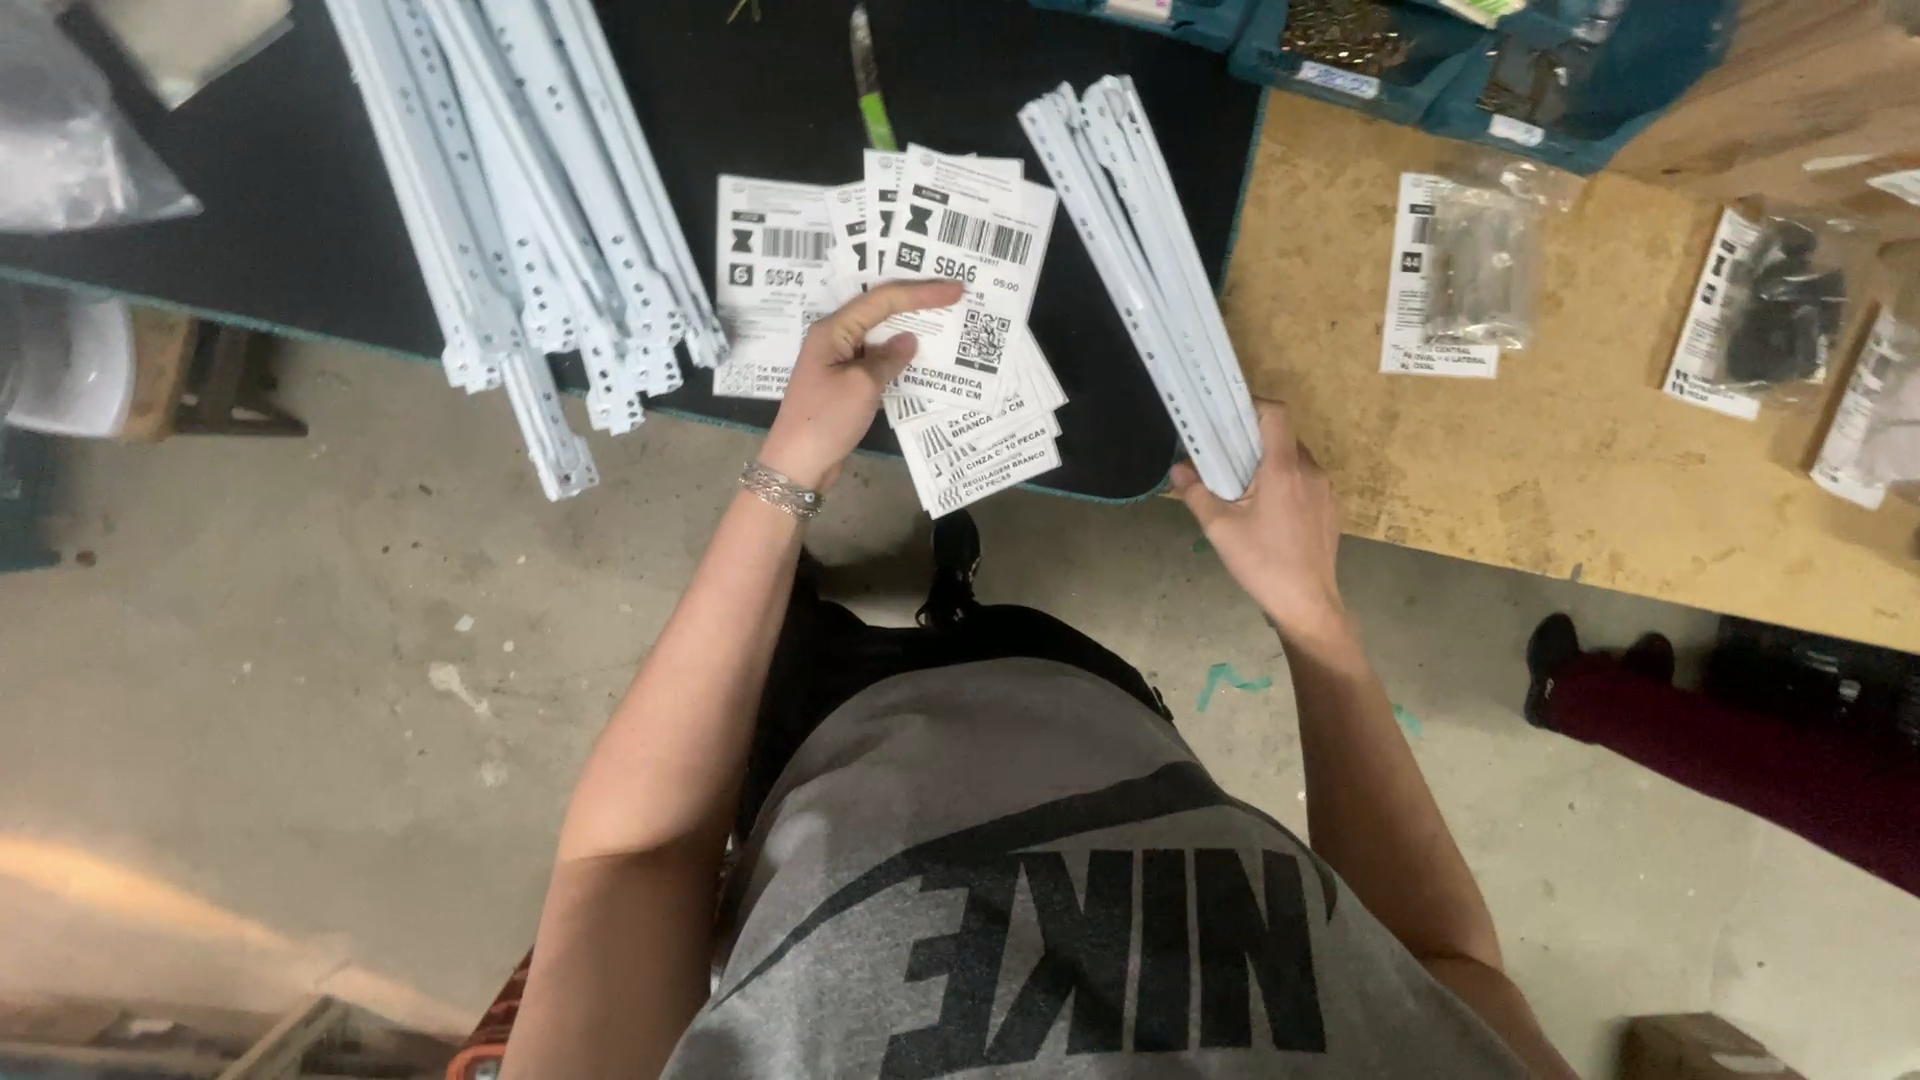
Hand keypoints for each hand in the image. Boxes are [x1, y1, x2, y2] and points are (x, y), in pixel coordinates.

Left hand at [758, 281, 964, 490]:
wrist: (798, 465)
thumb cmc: (826, 421)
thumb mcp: (862, 386)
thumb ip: (888, 359)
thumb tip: (909, 340)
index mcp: (833, 330)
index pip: (882, 300)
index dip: (920, 292)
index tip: (955, 290)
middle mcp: (834, 338)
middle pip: (878, 310)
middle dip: (915, 301)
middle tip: (952, 296)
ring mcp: (838, 361)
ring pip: (878, 335)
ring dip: (908, 328)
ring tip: (942, 320)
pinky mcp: (843, 383)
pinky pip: (875, 360)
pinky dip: (897, 357)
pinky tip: (918, 357)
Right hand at [1172, 401, 1348, 645]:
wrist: (1306, 603)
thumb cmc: (1261, 564)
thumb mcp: (1219, 529)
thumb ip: (1196, 493)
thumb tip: (1177, 469)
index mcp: (1283, 470)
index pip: (1277, 415)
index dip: (1254, 407)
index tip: (1229, 418)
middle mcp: (1310, 471)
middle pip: (1283, 438)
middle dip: (1254, 443)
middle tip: (1226, 462)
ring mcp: (1326, 490)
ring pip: (1295, 460)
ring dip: (1270, 465)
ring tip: (1246, 492)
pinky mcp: (1332, 508)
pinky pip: (1307, 481)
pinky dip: (1286, 484)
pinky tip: (1270, 514)